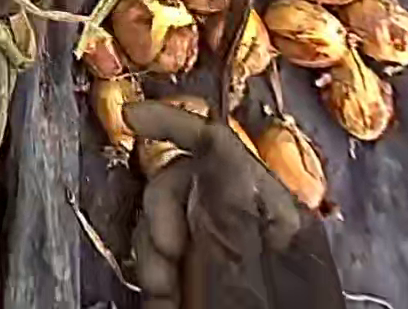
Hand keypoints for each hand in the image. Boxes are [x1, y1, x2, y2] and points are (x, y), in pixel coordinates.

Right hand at [125, 102, 343, 308]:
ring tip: (162, 295)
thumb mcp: (244, 292)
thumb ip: (228, 219)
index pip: (221, 144)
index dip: (173, 122)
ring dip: (154, 247)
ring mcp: (235, 250)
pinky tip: (166, 300)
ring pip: (172, 211)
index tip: (129, 117)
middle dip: (161, 210)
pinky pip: (170, 246)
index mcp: (279, 220)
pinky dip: (158, 269)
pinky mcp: (214, 272)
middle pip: (189, 176)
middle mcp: (258, 225)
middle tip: (160, 259)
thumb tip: (212, 143)